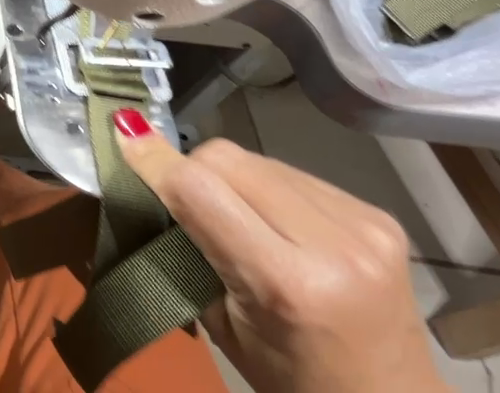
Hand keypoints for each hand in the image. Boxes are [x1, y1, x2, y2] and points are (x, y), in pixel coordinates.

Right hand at [114, 112, 447, 392]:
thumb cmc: (287, 378)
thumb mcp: (217, 321)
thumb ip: (183, 242)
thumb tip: (142, 169)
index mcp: (286, 283)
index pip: (198, 190)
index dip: (154, 159)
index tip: (120, 132)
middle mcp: (333, 246)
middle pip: (226, 159)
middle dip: (191, 169)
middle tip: (181, 200)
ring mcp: (364, 227)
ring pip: (257, 159)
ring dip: (229, 176)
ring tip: (235, 217)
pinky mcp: (379, 216)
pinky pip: (292, 173)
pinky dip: (265, 186)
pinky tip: (274, 222)